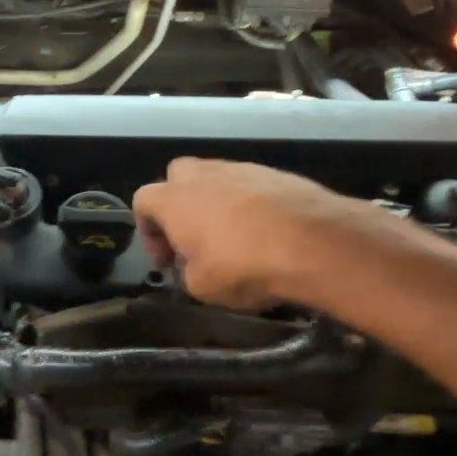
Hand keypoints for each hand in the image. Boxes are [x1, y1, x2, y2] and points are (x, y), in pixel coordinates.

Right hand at [132, 158, 424, 309]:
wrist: (313, 241)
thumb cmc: (243, 264)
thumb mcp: (201, 287)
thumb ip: (187, 272)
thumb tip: (194, 265)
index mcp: (172, 198)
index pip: (142, 202)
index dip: (148, 232)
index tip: (167, 260)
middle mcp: (201, 174)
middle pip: (178, 179)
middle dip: (181, 206)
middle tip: (196, 239)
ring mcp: (240, 168)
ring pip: (217, 181)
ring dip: (218, 205)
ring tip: (237, 240)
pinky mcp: (275, 172)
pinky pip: (251, 187)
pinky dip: (252, 206)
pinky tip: (268, 234)